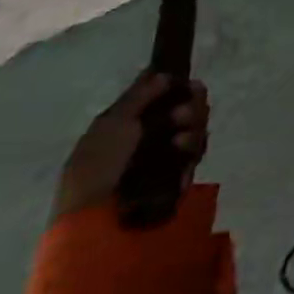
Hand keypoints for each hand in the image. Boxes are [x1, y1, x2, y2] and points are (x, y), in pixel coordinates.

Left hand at [53, 72, 209, 221]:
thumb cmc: (98, 166)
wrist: (97, 219)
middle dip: (191, 106)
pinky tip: (182, 153)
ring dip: (193, 127)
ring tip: (181, 140)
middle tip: (183, 114)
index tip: (187, 83)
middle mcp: (149, 136)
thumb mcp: (112, 124)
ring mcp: (164, 156)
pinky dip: (193, 150)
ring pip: (195, 128)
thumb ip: (139, 96)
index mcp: (128, 122)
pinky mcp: (177, 176)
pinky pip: (196, 153)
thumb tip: (163, 73)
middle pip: (186, 108)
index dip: (178, 86)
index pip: (162, 94)